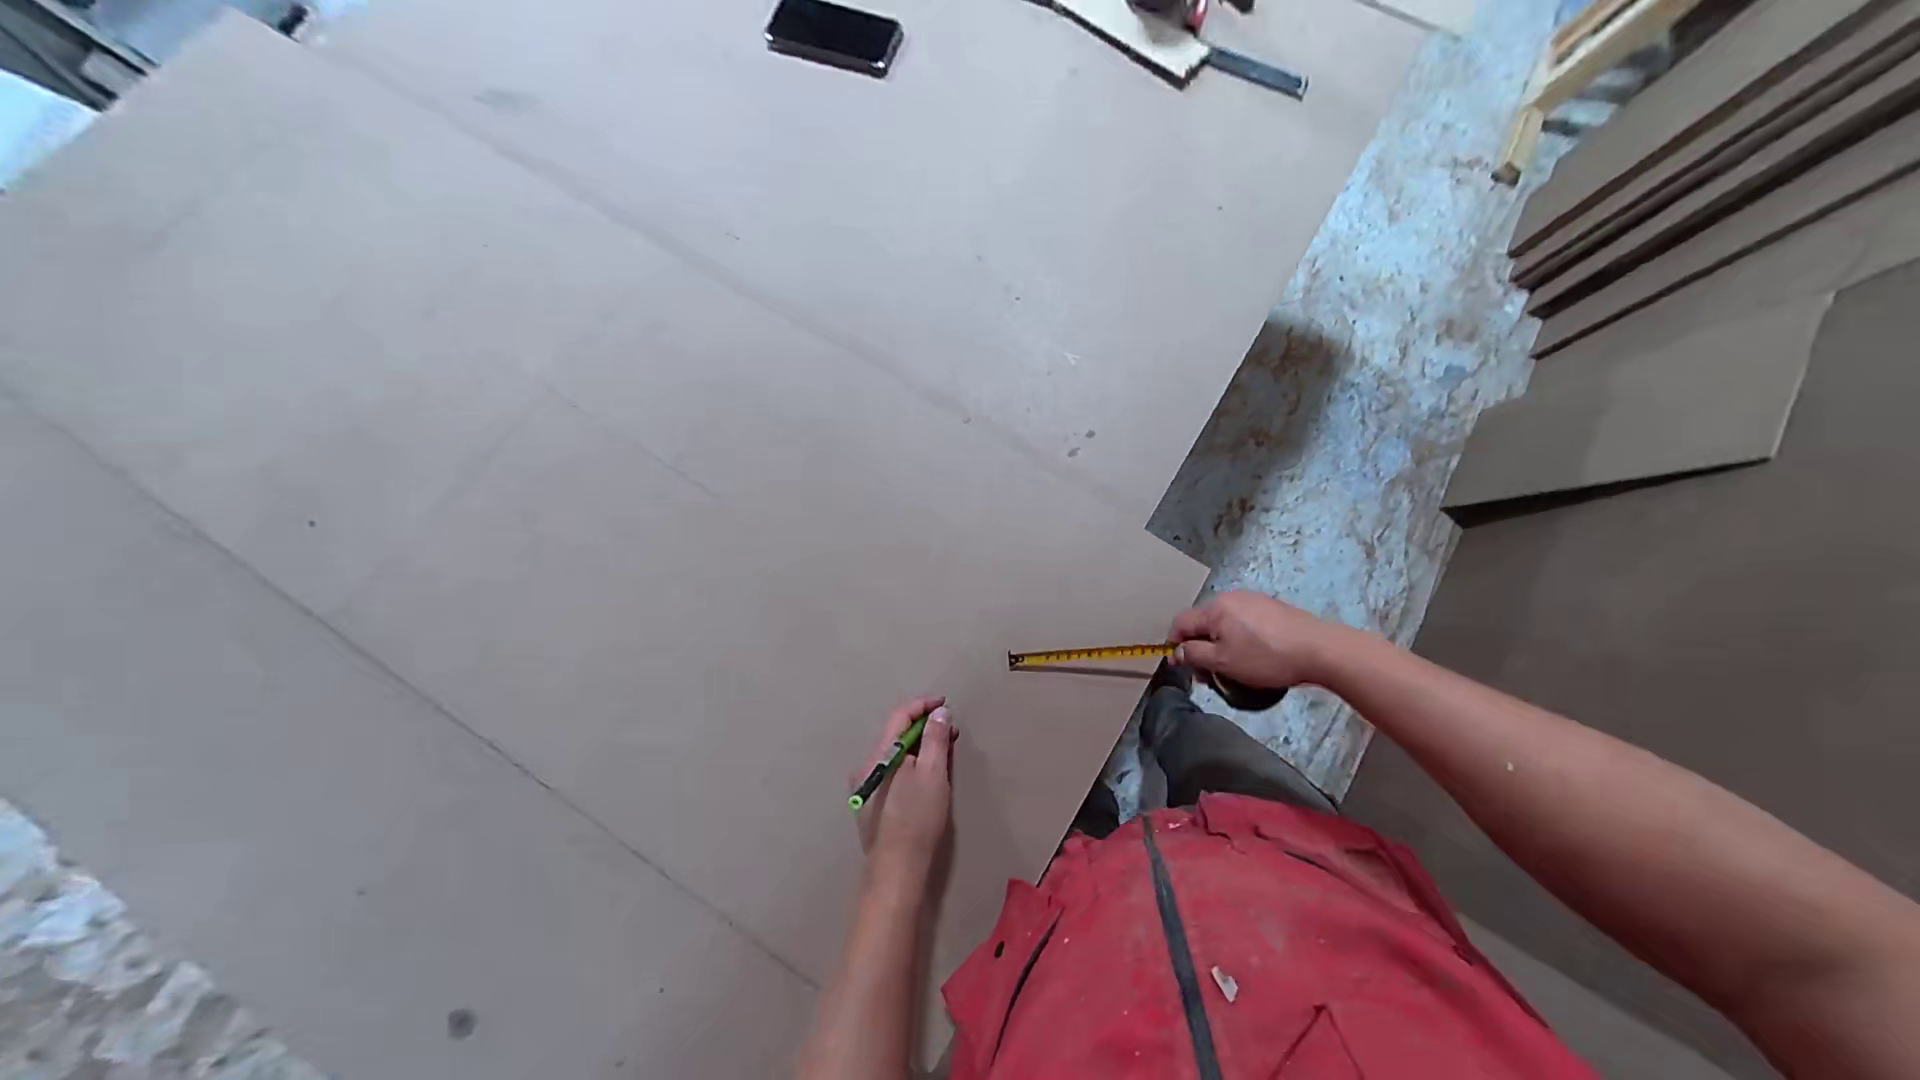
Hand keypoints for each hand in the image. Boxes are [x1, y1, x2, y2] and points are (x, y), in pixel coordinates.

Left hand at [851, 696, 956, 875]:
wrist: (897, 870)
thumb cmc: (917, 818)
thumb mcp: (933, 773)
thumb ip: (936, 738)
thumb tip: (938, 713)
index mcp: (877, 755)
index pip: (900, 716)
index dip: (924, 705)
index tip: (946, 703)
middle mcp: (866, 766)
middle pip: (897, 734)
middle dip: (925, 726)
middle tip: (951, 728)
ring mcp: (868, 786)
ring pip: (897, 753)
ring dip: (921, 745)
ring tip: (946, 748)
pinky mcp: (874, 802)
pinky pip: (895, 770)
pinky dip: (914, 763)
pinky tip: (930, 771)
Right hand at [1168, 591, 1353, 689]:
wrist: (1320, 650)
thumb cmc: (1266, 657)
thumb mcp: (1223, 662)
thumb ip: (1194, 655)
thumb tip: (1177, 652)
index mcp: (1215, 608)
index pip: (1181, 623)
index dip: (1175, 644)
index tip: (1181, 666)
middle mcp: (1231, 597)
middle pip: (1203, 622)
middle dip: (1200, 646)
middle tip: (1209, 673)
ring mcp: (1253, 600)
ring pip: (1223, 623)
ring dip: (1220, 643)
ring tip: (1232, 666)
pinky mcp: (1272, 608)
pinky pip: (1243, 622)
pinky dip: (1239, 637)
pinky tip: (1253, 655)